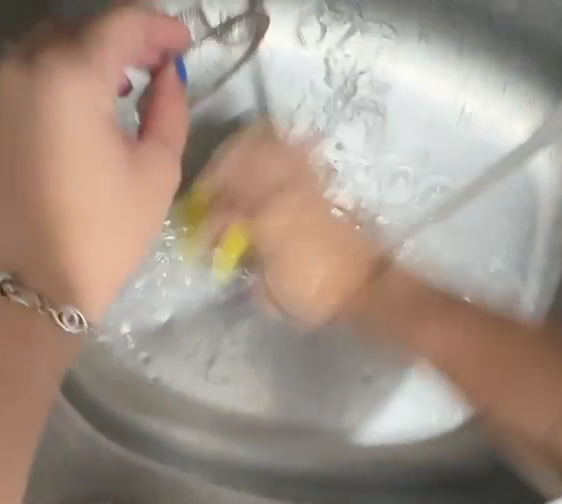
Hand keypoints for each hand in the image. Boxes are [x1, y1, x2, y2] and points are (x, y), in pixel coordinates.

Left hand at [0, 8, 191, 315]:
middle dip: (123, 39)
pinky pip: (27, 78)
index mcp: (71, 75)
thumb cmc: (107, 232)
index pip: (122, 23)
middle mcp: (26, 68)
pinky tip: (84, 110)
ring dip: (88, 55)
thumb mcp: (158, 169)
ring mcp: (0, 94)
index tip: (184, 44)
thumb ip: (169, 107)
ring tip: (121, 86)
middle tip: (157, 65)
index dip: (160, 28)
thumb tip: (168, 74)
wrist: (44, 283)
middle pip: (82, 28)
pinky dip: (59, 79)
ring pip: (49, 47)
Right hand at [194, 126, 390, 325]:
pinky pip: (292, 153)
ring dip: (242, 154)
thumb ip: (247, 265)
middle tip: (206, 192)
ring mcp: (304, 182)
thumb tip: (237, 251)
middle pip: (237, 162)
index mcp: (265, 222)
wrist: (362, 287)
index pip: (221, 213)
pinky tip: (263, 161)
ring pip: (265, 147)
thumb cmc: (314, 297)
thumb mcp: (269, 293)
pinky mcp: (320, 183)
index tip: (200, 242)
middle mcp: (283, 192)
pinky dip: (274, 150)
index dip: (205, 227)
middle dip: (215, 174)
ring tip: (231, 169)